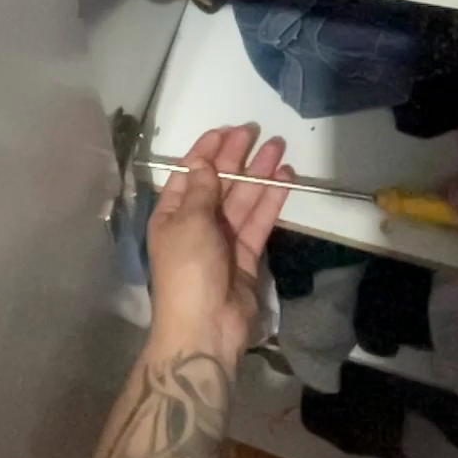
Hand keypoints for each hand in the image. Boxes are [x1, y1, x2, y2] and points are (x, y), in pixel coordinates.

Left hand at [145, 125, 289, 367]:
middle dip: (236, 157)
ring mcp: (222, 238)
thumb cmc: (188, 269)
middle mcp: (195, 222)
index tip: (226, 131)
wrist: (206, 326)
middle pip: (218, 182)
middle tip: (255, 132)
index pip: (189, 173)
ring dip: (259, 173)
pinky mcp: (246, 254)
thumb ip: (200, 190)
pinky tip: (285, 178)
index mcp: (171, 214)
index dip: (206, 151)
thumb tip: (201, 161)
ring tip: (278, 147)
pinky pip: (258, 220)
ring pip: (242, 198)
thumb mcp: (188, 222)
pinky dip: (272, 199)